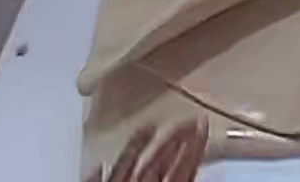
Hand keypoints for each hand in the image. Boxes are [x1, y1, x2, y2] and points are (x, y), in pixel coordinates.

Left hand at [86, 119, 207, 181]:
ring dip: (138, 144)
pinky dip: (97, 175)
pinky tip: (98, 167)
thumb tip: (198, 180)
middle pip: (157, 159)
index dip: (194, 146)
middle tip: (188, 123)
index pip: (181, 168)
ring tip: (148, 127)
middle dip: (174, 138)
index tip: (201, 127)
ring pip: (126, 164)